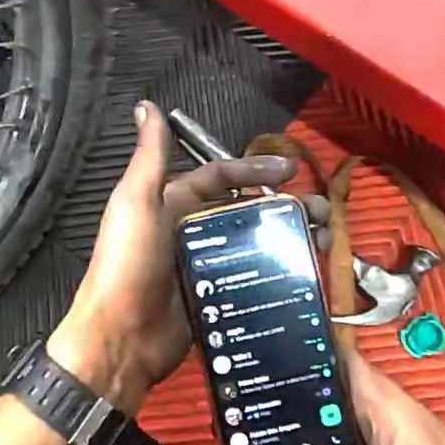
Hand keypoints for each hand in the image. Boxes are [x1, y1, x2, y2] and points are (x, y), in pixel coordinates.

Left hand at [48, 101, 327, 413]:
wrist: (121, 339)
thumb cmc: (127, 265)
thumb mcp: (136, 204)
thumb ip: (149, 157)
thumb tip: (145, 106)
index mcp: (172, 204)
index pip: (219, 176)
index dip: (254, 168)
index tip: (291, 170)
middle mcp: (190, 230)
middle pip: (244, 208)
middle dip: (283, 204)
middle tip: (319, 209)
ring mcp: (205, 264)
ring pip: (253, 241)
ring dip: (287, 235)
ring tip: (322, 237)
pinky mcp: (216, 295)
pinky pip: (252, 275)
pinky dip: (278, 269)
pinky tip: (305, 268)